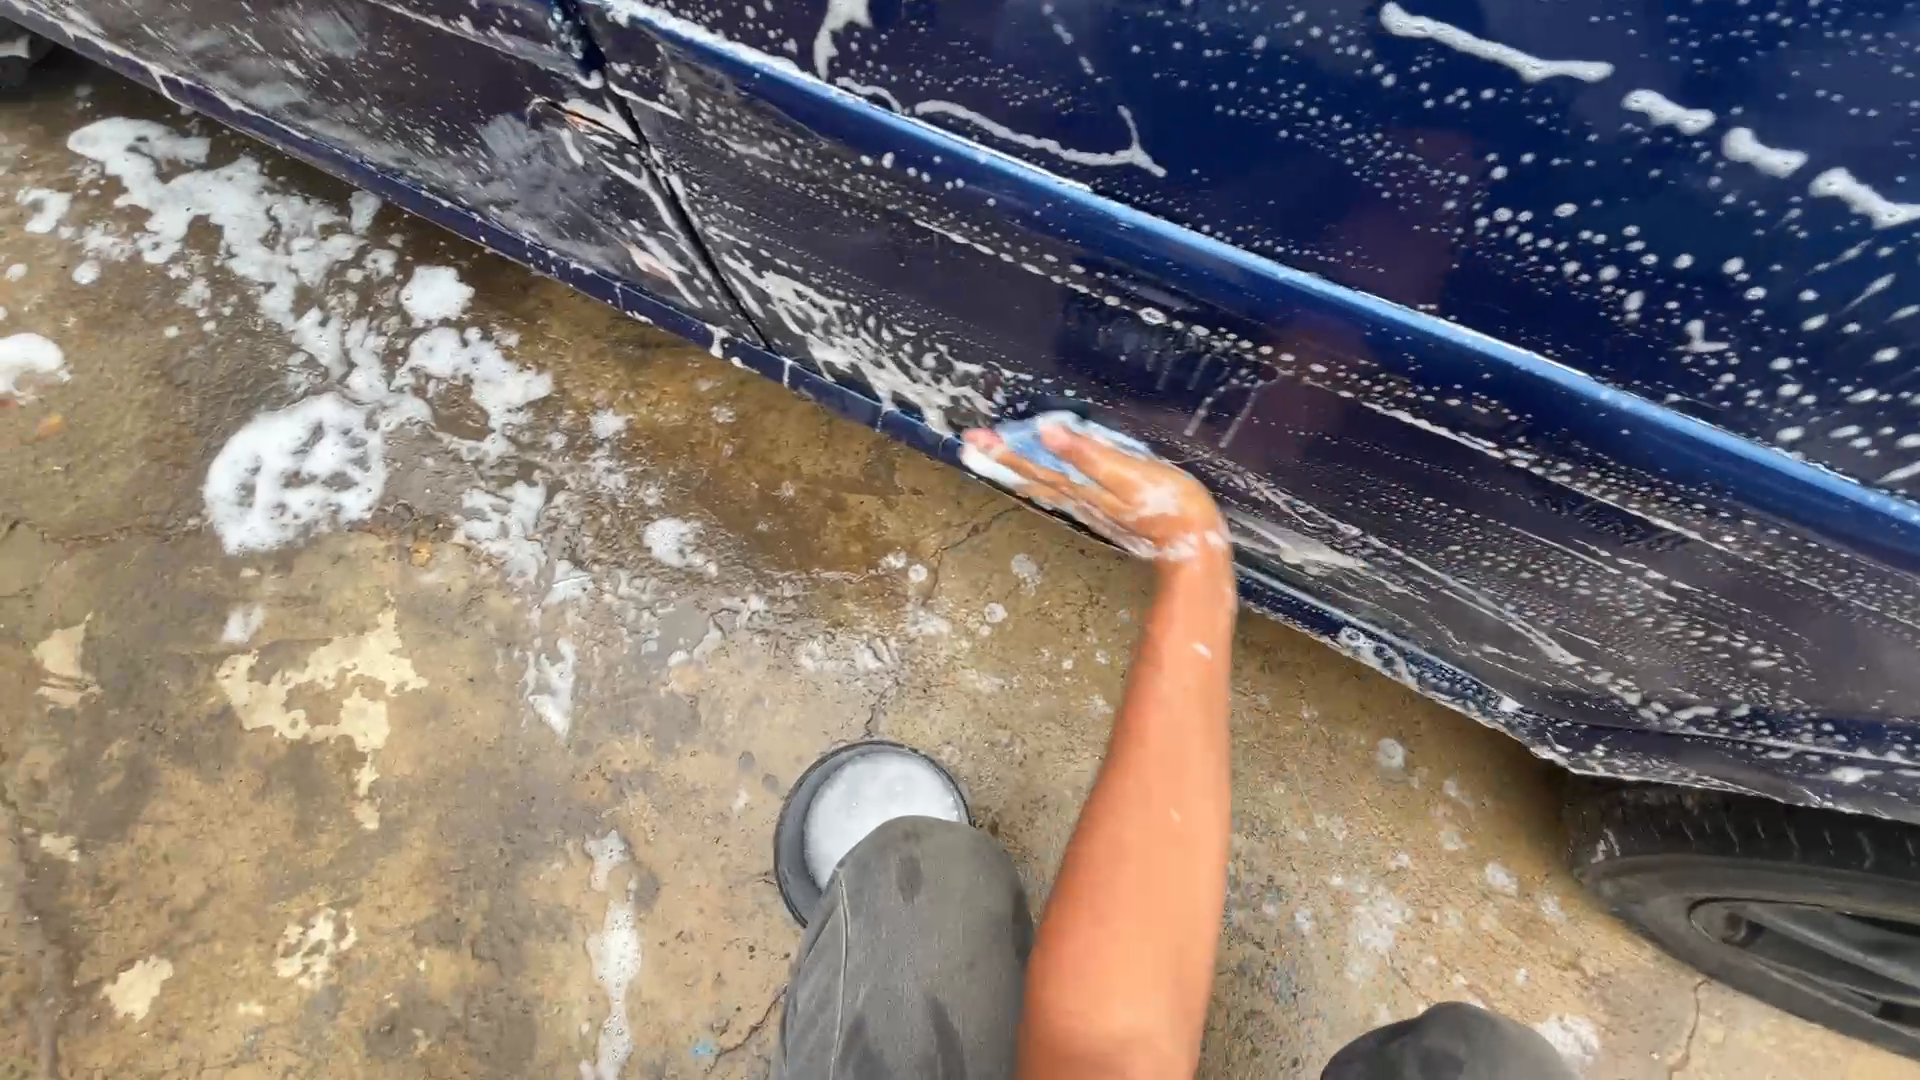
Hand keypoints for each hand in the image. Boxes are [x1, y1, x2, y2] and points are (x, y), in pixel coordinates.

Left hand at [961, 419, 1227, 563]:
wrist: (1191, 542)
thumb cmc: (1167, 505)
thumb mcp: (1128, 473)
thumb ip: (1087, 453)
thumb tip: (1047, 432)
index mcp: (1078, 485)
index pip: (1031, 464)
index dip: (1002, 450)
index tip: (973, 438)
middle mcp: (1076, 497)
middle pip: (1029, 475)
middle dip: (1000, 459)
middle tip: (969, 446)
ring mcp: (1087, 505)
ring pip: (1041, 484)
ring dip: (1015, 470)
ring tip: (991, 459)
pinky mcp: (1101, 508)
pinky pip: (1059, 492)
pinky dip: (1040, 483)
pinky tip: (1037, 481)